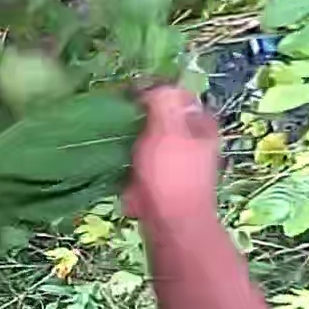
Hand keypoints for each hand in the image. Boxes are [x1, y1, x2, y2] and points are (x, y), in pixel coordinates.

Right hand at [124, 86, 220, 225]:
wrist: (170, 222)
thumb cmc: (170, 174)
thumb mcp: (167, 129)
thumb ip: (162, 102)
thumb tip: (153, 85)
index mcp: (200, 123)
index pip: (175, 94)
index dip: (151, 90)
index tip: (125, 94)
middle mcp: (192, 139)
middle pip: (160, 116)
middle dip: (137, 114)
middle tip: (113, 114)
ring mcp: (176, 160)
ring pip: (148, 137)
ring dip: (129, 135)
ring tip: (108, 134)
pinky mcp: (159, 178)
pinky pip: (139, 158)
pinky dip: (127, 156)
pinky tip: (113, 158)